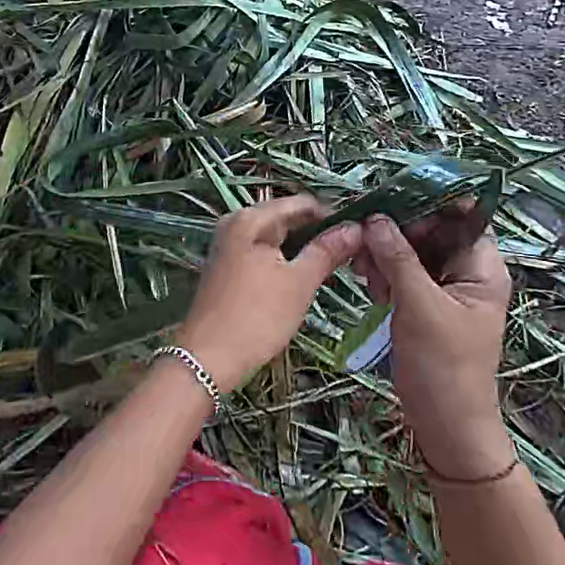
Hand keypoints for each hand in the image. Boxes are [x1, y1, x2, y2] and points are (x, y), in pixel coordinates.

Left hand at [178, 195, 363, 392]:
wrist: (206, 361)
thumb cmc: (256, 318)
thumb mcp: (299, 283)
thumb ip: (327, 251)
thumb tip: (356, 228)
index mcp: (251, 218)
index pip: (302, 203)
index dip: (333, 217)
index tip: (359, 236)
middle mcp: (236, 223)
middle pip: (288, 218)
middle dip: (318, 235)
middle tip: (351, 257)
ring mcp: (228, 245)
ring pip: (276, 238)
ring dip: (303, 251)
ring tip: (332, 270)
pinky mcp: (226, 267)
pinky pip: (263, 253)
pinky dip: (284, 262)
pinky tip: (301, 281)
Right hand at [357, 201, 514, 479]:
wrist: (445, 427)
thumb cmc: (443, 366)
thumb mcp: (418, 306)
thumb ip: (397, 258)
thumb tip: (375, 217)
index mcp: (482, 267)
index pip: (463, 215)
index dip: (431, 201)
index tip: (392, 195)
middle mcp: (466, 271)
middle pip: (432, 231)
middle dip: (397, 228)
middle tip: (364, 233)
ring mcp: (445, 288)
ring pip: (413, 251)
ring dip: (386, 251)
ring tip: (361, 263)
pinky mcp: (425, 304)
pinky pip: (404, 273)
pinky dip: (385, 273)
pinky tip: (368, 281)